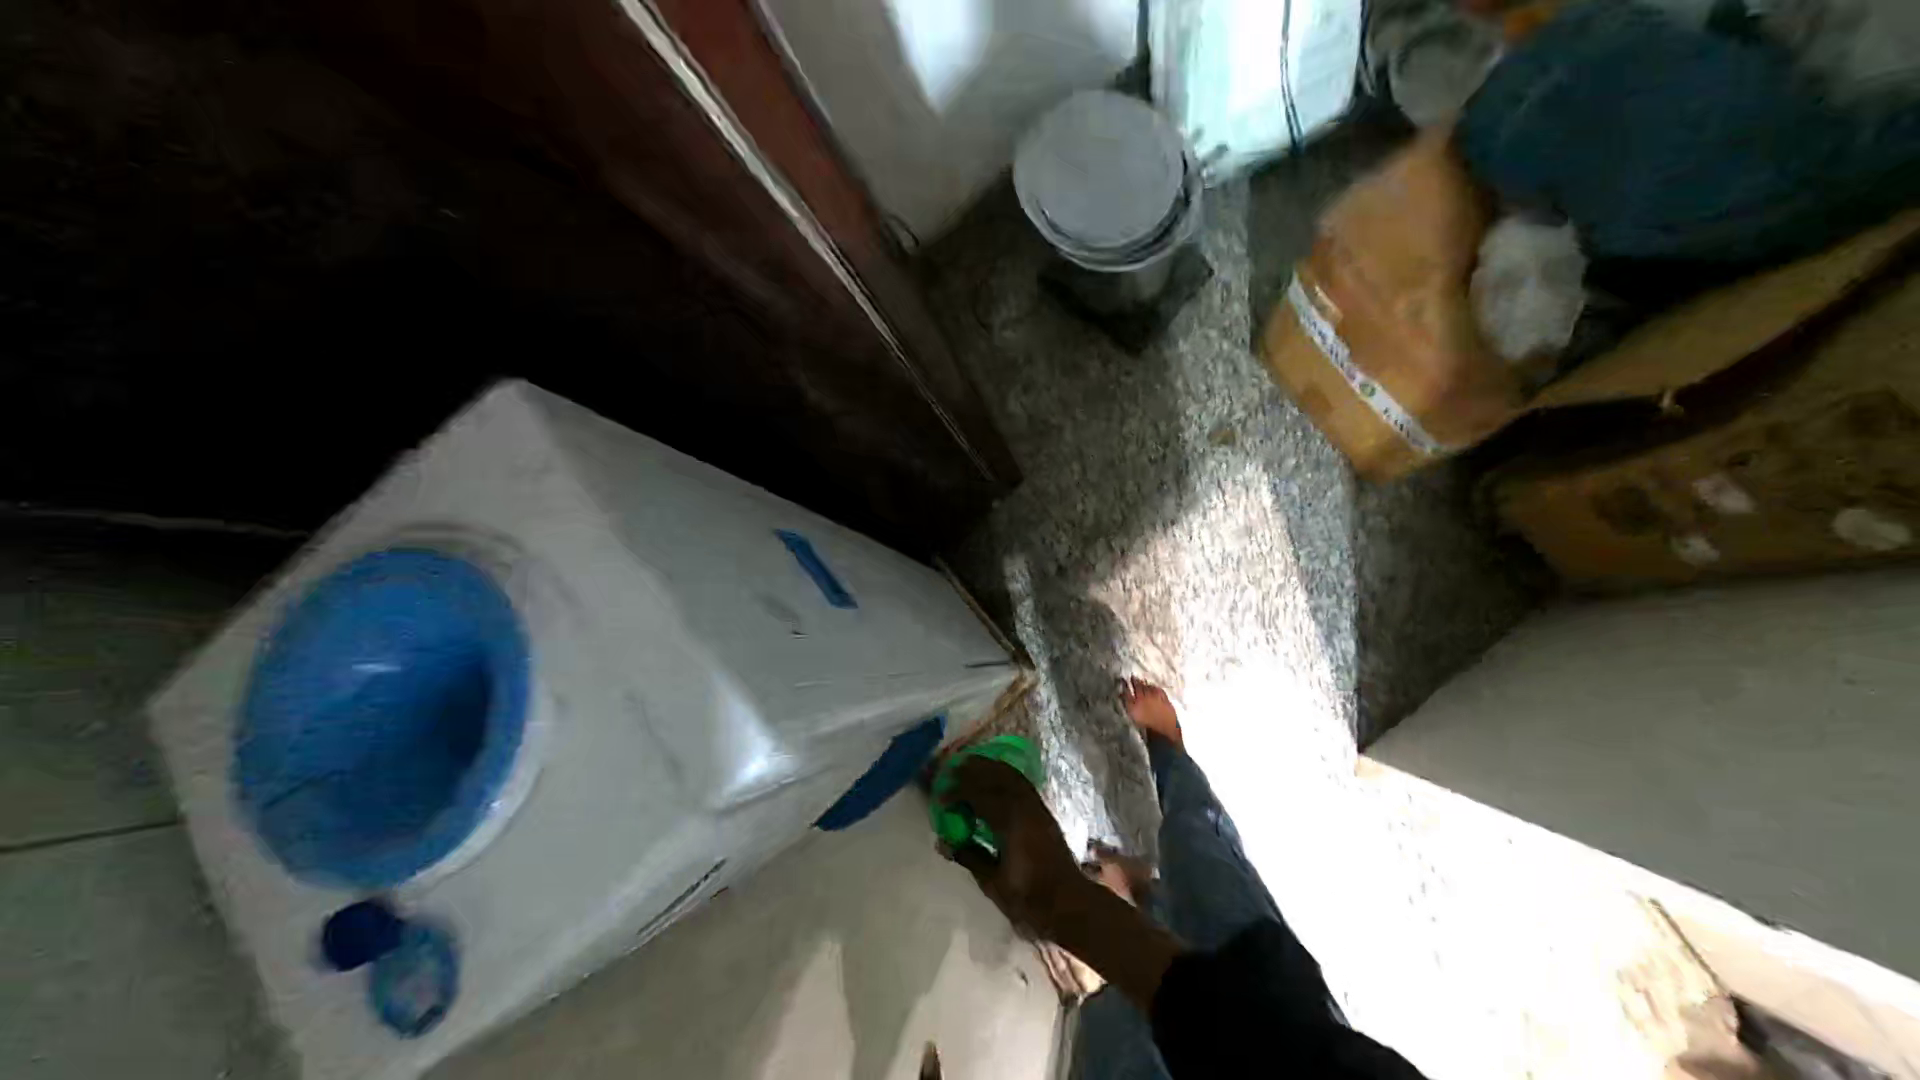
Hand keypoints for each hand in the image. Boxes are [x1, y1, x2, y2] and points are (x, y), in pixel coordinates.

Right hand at [944, 755, 1183, 1009]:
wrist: (1070, 904)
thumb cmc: (1030, 899)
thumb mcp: (993, 884)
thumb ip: (969, 857)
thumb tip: (942, 843)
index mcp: (1011, 825)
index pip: (979, 797)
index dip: (958, 793)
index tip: (941, 798)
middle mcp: (1025, 809)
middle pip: (996, 778)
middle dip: (972, 771)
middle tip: (950, 771)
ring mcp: (1037, 808)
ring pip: (1011, 776)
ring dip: (990, 768)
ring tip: (970, 765)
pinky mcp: (1044, 812)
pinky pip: (1022, 783)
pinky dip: (1006, 775)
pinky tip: (996, 777)